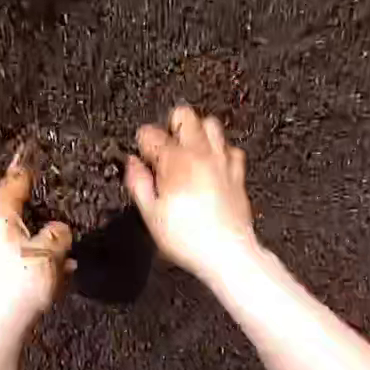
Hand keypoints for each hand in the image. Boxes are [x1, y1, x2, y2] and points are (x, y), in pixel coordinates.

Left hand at [0, 151, 71, 348]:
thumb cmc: (13, 290)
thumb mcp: (51, 252)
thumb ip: (60, 233)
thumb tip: (61, 230)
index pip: (16, 178)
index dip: (30, 164)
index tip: (34, 151)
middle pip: (20, 211)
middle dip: (43, 219)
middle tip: (64, 227)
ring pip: (20, 238)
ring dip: (41, 246)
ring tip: (63, 262)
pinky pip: (15, 260)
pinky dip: (33, 265)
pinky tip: (50, 280)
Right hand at [124, 106, 256, 279]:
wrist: (227, 253)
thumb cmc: (189, 240)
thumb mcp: (151, 215)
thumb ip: (139, 184)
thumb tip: (132, 164)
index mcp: (175, 162)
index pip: (152, 133)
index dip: (143, 143)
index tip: (141, 155)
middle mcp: (201, 155)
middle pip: (185, 115)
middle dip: (171, 125)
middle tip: (165, 145)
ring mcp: (222, 162)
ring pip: (211, 125)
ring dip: (198, 132)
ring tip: (188, 150)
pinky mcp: (237, 174)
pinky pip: (231, 149)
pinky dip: (220, 151)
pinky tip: (212, 165)